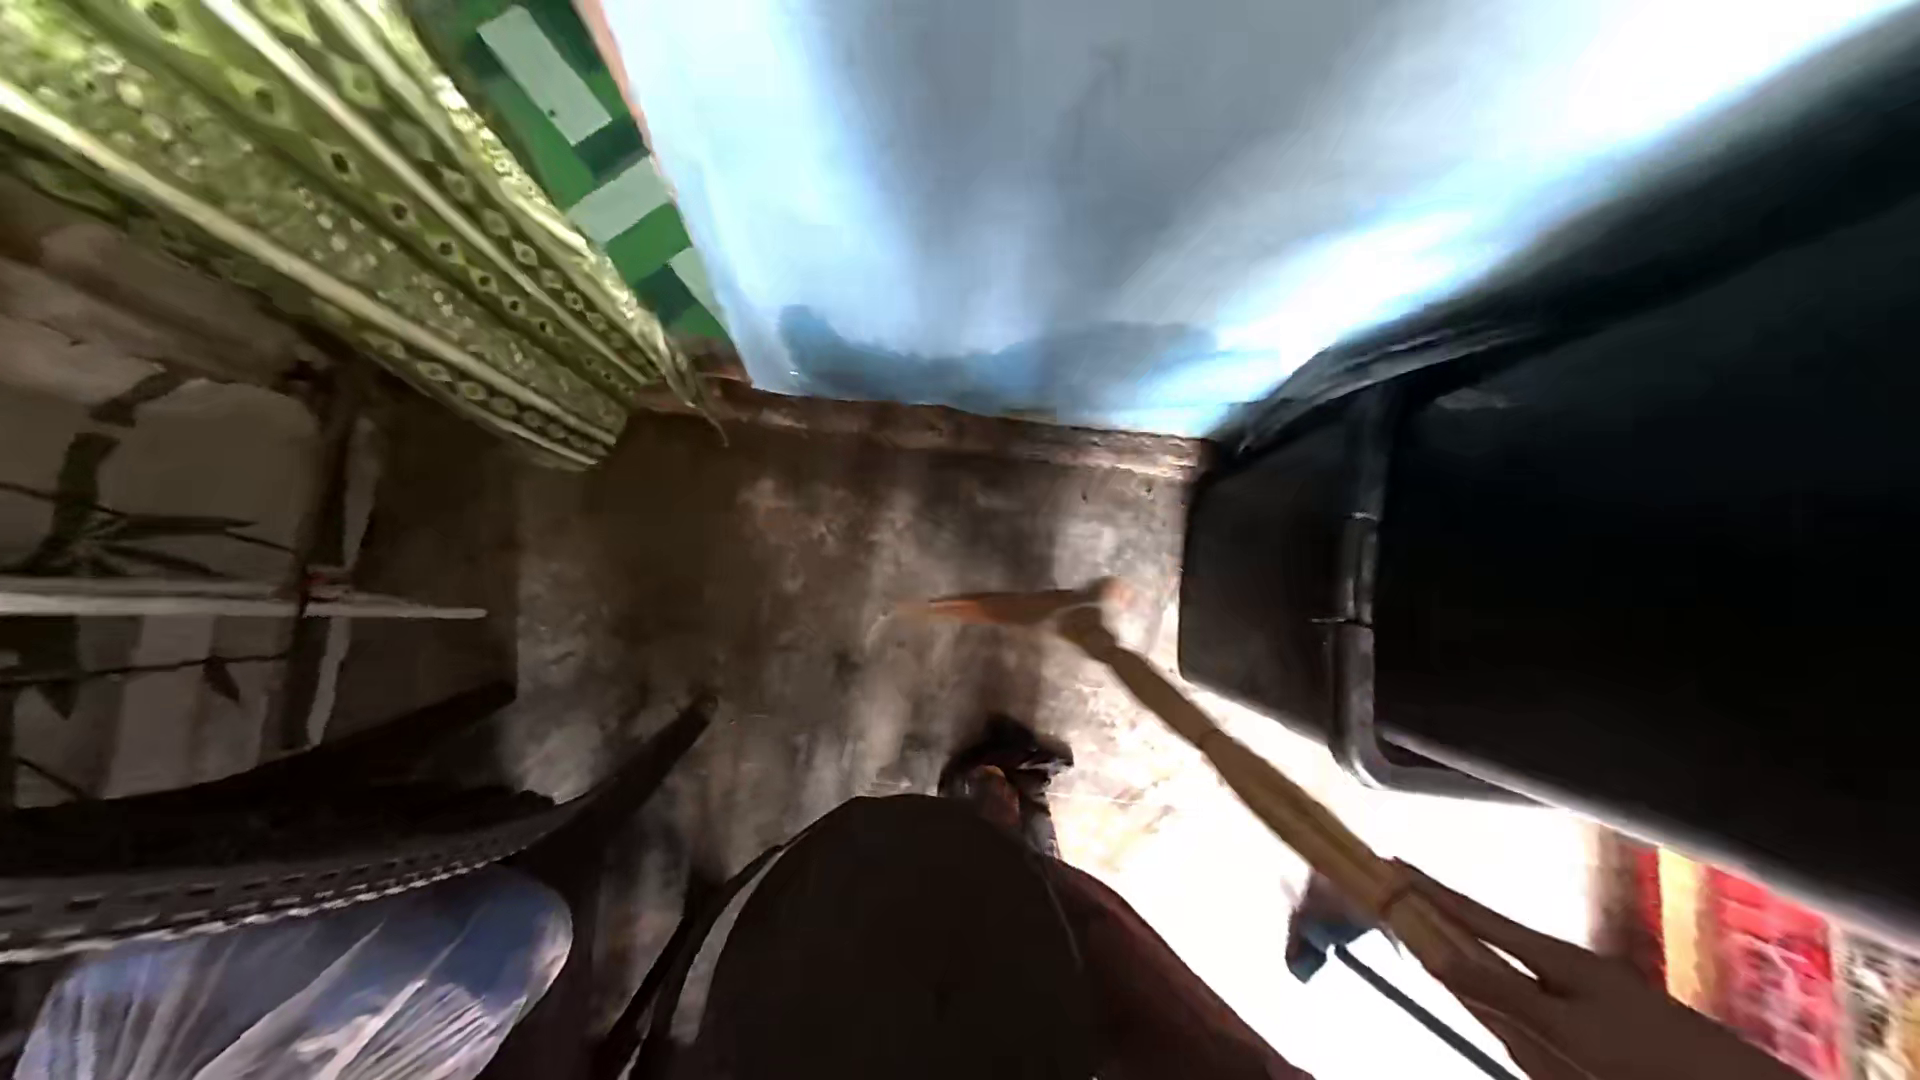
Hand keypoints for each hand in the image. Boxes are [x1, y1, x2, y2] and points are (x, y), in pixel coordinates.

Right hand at [1415, 875, 1803, 1079]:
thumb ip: (1501, 994)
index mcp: (1552, 958)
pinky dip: (1539, 1048)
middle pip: (1489, 955)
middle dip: (1460, 956)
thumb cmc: (1662, 1063)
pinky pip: (1548, 1036)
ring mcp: (1588, 1004)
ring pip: (1518, 1002)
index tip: (1388, 863)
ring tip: (1533, 1045)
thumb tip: (1432, 955)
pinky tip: (1557, 1064)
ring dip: (1507, 1021)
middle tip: (1437, 952)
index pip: (1471, 914)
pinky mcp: (1606, 1038)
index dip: (1428, 889)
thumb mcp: (1574, 1031)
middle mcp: (1565, 973)